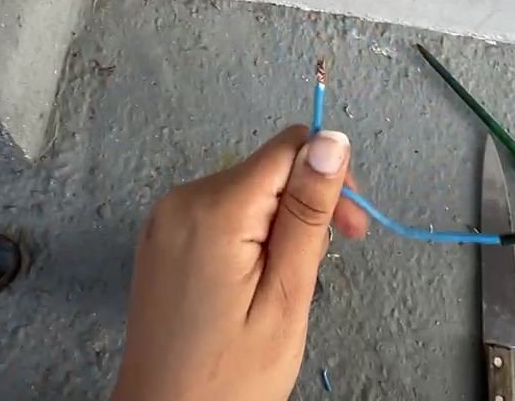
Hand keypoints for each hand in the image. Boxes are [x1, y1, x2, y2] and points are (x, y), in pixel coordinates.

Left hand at [111, 125, 368, 400]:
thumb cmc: (229, 381)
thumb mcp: (285, 297)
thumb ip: (307, 213)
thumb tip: (331, 138)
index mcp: (213, 208)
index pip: (288, 147)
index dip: (329, 175)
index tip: (351, 225)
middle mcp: (183, 197)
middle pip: (267, 169)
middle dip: (306, 205)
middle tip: (326, 263)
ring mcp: (167, 216)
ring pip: (248, 190)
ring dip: (280, 223)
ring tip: (285, 284)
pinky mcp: (163, 235)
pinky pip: (221, 211)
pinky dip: (249, 234)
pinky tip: (255, 280)